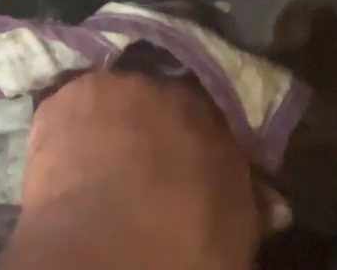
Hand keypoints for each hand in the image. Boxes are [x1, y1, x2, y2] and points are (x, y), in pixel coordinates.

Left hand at [8, 70, 263, 269]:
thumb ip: (251, 200)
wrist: (107, 255)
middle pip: (160, 93)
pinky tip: (70, 155)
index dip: (202, 131)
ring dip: (114, 117)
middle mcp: (163, 84)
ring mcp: (111, 86)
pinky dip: (72, 128)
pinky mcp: (62, 100)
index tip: (198, 154)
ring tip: (106, 155)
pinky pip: (71, 107)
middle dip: (157, 119)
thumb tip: (274, 201)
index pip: (213, 106)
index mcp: (211, 108)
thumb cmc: (186, 245)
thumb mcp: (237, 229)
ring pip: (115, 95)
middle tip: (150, 157)